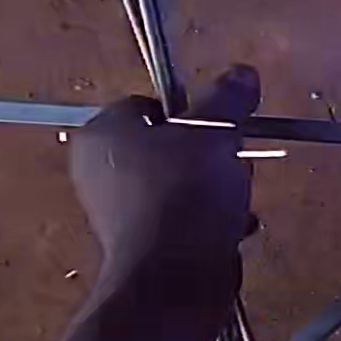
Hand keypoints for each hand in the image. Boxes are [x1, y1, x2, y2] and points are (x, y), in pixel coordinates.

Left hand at [70, 65, 259, 288]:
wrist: (177, 269)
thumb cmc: (187, 191)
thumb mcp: (214, 135)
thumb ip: (227, 101)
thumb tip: (242, 70)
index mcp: (103, 133)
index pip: (151, 105)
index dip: (193, 113)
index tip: (224, 130)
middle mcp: (98, 166)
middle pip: (170, 143)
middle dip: (211, 153)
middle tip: (236, 163)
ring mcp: (117, 204)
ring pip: (182, 179)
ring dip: (218, 185)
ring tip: (237, 198)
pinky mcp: (142, 235)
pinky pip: (185, 211)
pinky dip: (211, 214)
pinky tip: (232, 223)